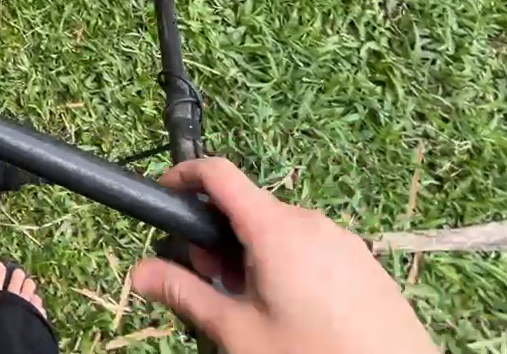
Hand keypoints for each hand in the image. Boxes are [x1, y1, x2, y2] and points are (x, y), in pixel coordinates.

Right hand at [132, 158, 436, 353]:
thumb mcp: (239, 333)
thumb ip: (184, 293)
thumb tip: (137, 273)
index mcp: (275, 227)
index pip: (217, 172)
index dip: (183, 175)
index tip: (165, 198)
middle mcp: (310, 222)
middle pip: (246, 207)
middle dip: (217, 237)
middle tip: (214, 283)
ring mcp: (346, 244)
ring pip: (279, 230)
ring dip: (252, 254)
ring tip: (255, 307)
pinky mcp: (370, 269)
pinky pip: (313, 250)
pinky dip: (288, 265)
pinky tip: (295, 315)